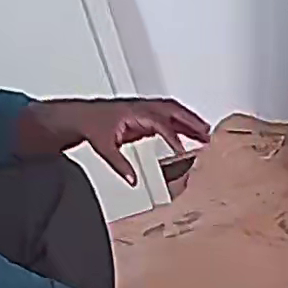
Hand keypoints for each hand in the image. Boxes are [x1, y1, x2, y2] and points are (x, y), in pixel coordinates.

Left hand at [20, 98, 212, 184]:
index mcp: (133, 111)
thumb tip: (132, 180)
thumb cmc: (90, 125)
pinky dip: (180, 127)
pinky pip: (167, 119)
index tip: (181, 150)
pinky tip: (189, 138)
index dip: (171, 136)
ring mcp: (143, 110)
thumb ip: (119, 164)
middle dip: (191, 122)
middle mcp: (141, 107)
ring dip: (190, 122)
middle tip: (207, 135)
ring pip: (172, 112)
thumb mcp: (103, 146)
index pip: (158, 122)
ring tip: (206, 135)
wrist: (79, 117)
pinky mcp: (144, 117)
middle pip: (172, 110)